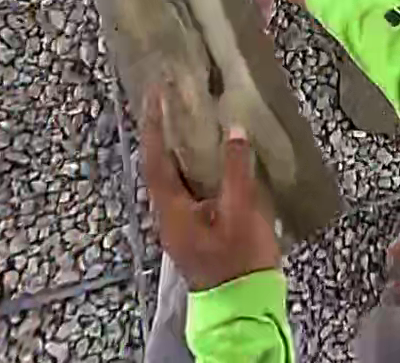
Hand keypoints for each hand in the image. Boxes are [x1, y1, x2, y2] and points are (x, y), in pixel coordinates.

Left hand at [141, 87, 280, 290]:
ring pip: (176, 172)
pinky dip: (196, 159)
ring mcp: (183, 220)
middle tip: (173, 96)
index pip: (156, 160)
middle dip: (165, 129)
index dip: (155, 125)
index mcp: (172, 210)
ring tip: (192, 112)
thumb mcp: (240, 212)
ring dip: (181, 143)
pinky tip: (213, 148)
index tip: (156, 94)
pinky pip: (191, 182)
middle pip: (161, 163)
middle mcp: (170, 213)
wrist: (244, 306)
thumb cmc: (238, 258)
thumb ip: (236, 169)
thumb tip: (234, 129)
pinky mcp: (198, 223)